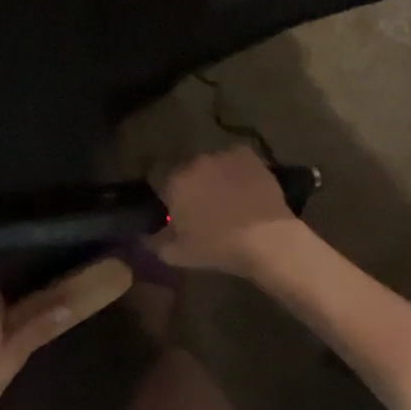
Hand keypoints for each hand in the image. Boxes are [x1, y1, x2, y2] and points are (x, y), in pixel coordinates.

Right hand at [149, 148, 308, 275]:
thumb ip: (153, 242)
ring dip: (213, 176)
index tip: (173, 209)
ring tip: (226, 198)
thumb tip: (143, 234)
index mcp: (173, 181)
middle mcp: (194, 161)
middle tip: (202, 207)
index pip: (156, 177)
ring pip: (210, 163)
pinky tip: (244, 187)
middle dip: (190, 185)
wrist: (267, 240)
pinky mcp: (247, 155)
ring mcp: (222, 155)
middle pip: (185, 170)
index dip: (164, 193)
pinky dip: (236, 170)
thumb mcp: (176, 254)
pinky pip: (234, 159)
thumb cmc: (217, 247)